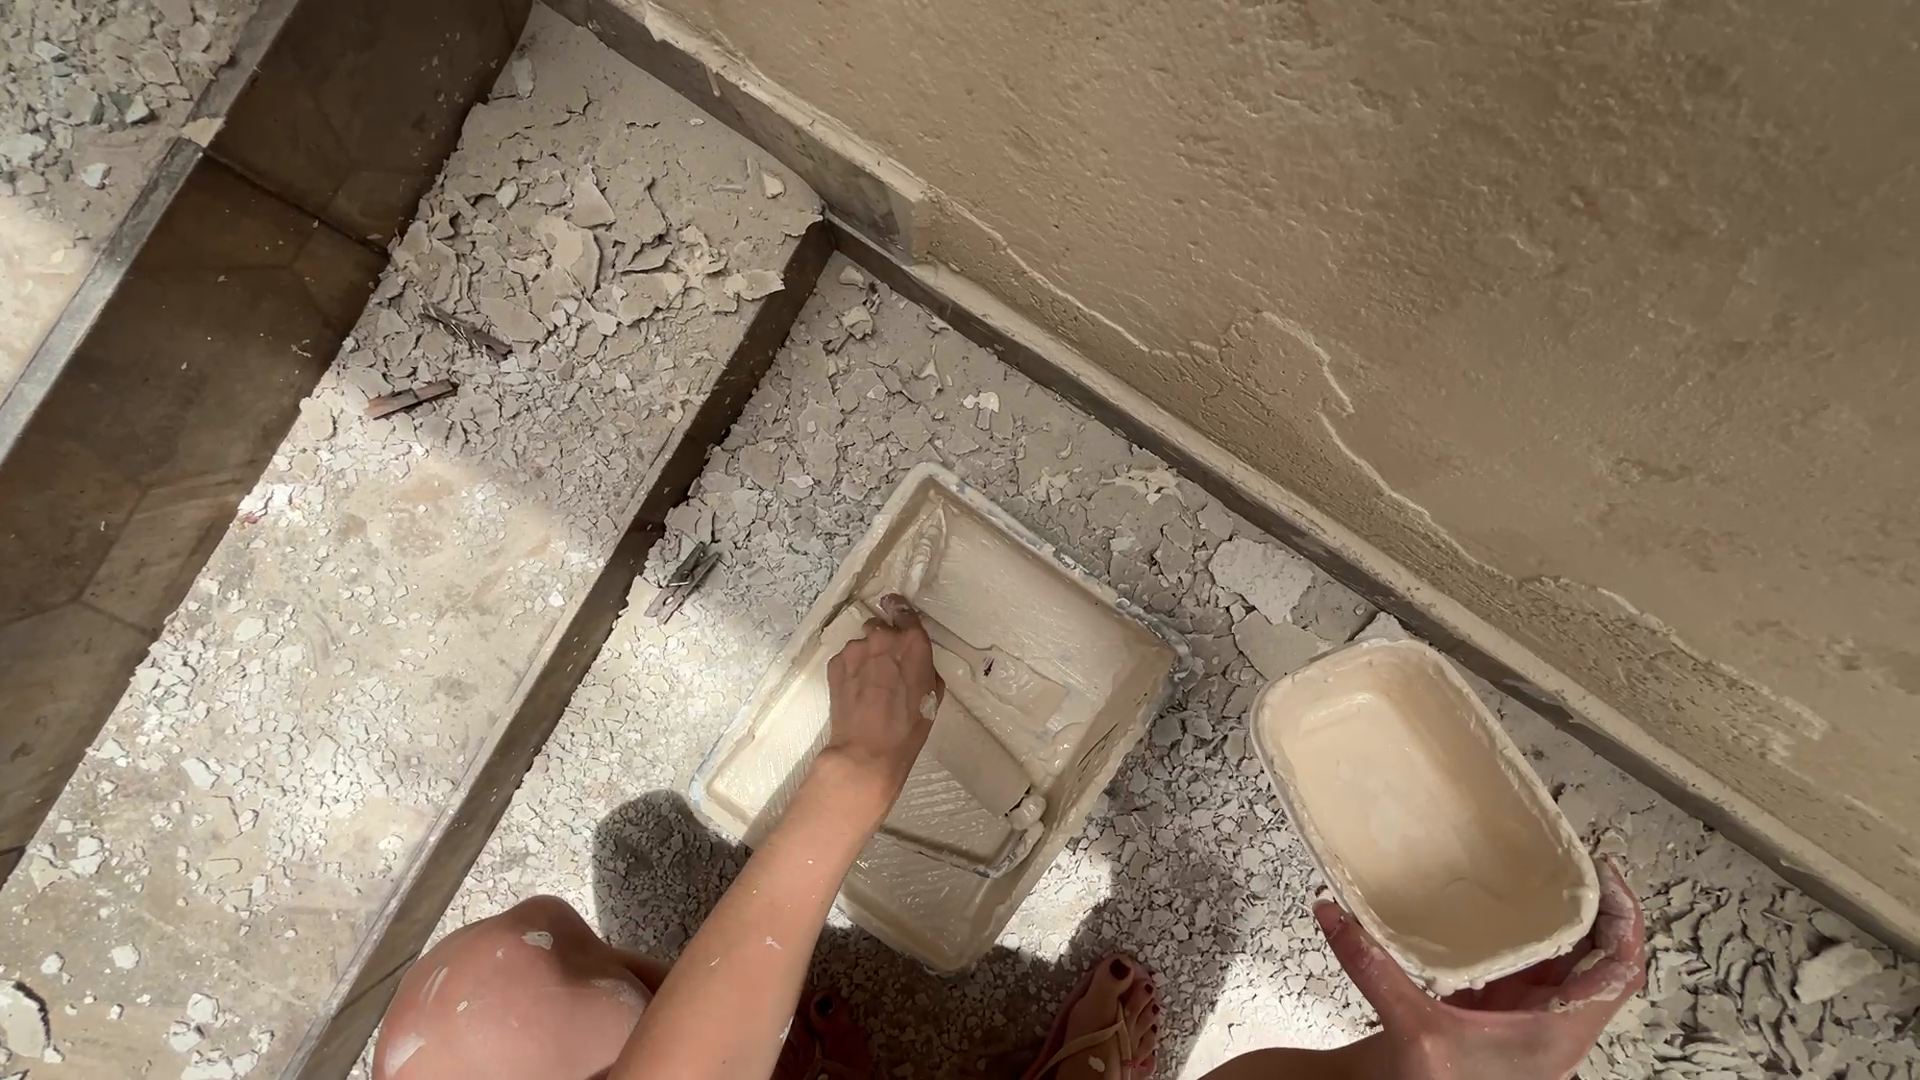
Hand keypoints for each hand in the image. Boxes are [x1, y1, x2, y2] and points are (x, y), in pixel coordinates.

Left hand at [815, 594, 941, 808]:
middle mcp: (883, 638)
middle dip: (883, 641)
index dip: (899, 609)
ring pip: (861, 644)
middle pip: (880, 627)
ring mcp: (856, 649)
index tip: (895, 609)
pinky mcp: (835, 663)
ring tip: (868, 684)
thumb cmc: (909, 726)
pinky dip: (850, 670)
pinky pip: (846, 659)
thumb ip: (925, 666)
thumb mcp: (932, 693)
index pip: (904, 611)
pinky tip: (856, 691)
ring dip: (865, 657)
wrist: (868, 748)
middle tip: (885, 665)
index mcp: (913, 643)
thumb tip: (916, 661)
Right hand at [1316, 855, 1646, 1079]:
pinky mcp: (1499, 1006)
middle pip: (1598, 959)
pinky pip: (1530, 961)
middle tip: (1571, 858)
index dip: (1623, 923)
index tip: (1605, 874)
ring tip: (1544, 870)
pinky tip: (1506, 903)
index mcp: (1556, 1032)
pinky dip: (1530, 929)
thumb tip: (1332, 910)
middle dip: (1595, 908)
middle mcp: (1553, 1022)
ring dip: (1565, 917)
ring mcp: (1527, 1014)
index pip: (1615, 973)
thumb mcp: (1409, 1027)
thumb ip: (1371, 966)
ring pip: (1568, 960)